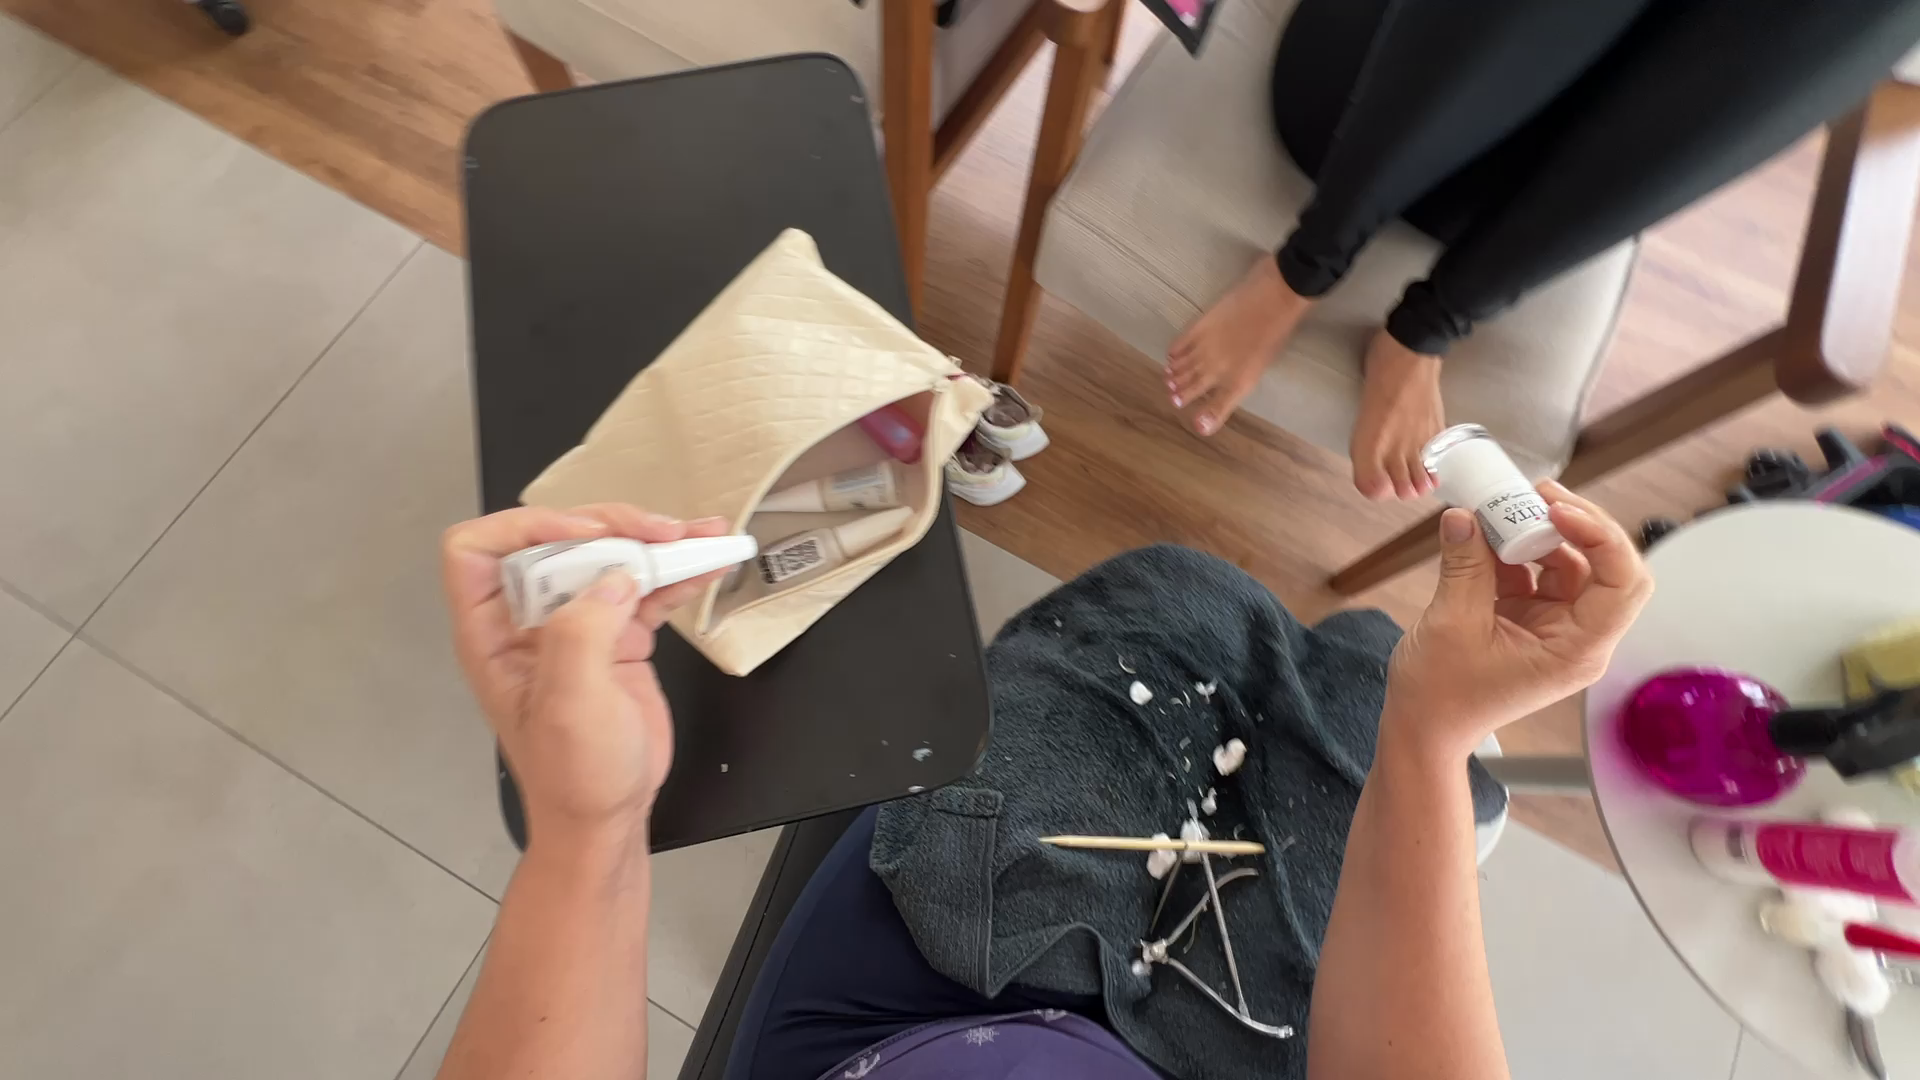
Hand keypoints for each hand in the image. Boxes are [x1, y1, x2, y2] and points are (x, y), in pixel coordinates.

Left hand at [441, 505, 730, 851]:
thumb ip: (582, 634)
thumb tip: (616, 578)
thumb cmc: (575, 774)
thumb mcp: (569, 706)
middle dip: (616, 527)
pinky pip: (652, 590)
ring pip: (614, 559)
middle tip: (664, 534)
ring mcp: (583, 624)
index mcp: (496, 632)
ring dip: (659, 542)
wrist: (612, 812)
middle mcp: (535, 619)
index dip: (527, 528)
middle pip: (564, 542)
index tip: (589, 534)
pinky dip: (682, 573)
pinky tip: (711, 561)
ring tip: (703, 533)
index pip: (481, 551)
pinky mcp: (623, 636)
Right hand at [1384, 481, 1653, 760]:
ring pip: (1564, 568)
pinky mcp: (1524, 623)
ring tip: (1501, 509)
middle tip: (1535, 494)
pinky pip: (1530, 578)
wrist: (1421, 727)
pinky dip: (1509, 554)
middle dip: (1574, 526)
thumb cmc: (1440, 692)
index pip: (1621, 582)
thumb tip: (1462, 516)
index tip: (1553, 509)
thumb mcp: (1451, 623)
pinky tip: (1483, 536)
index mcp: (1577, 647)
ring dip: (1536, 536)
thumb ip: (1463, 566)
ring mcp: (1551, 629)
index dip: (1599, 536)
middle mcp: (1576, 636)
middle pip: (1601, 568)